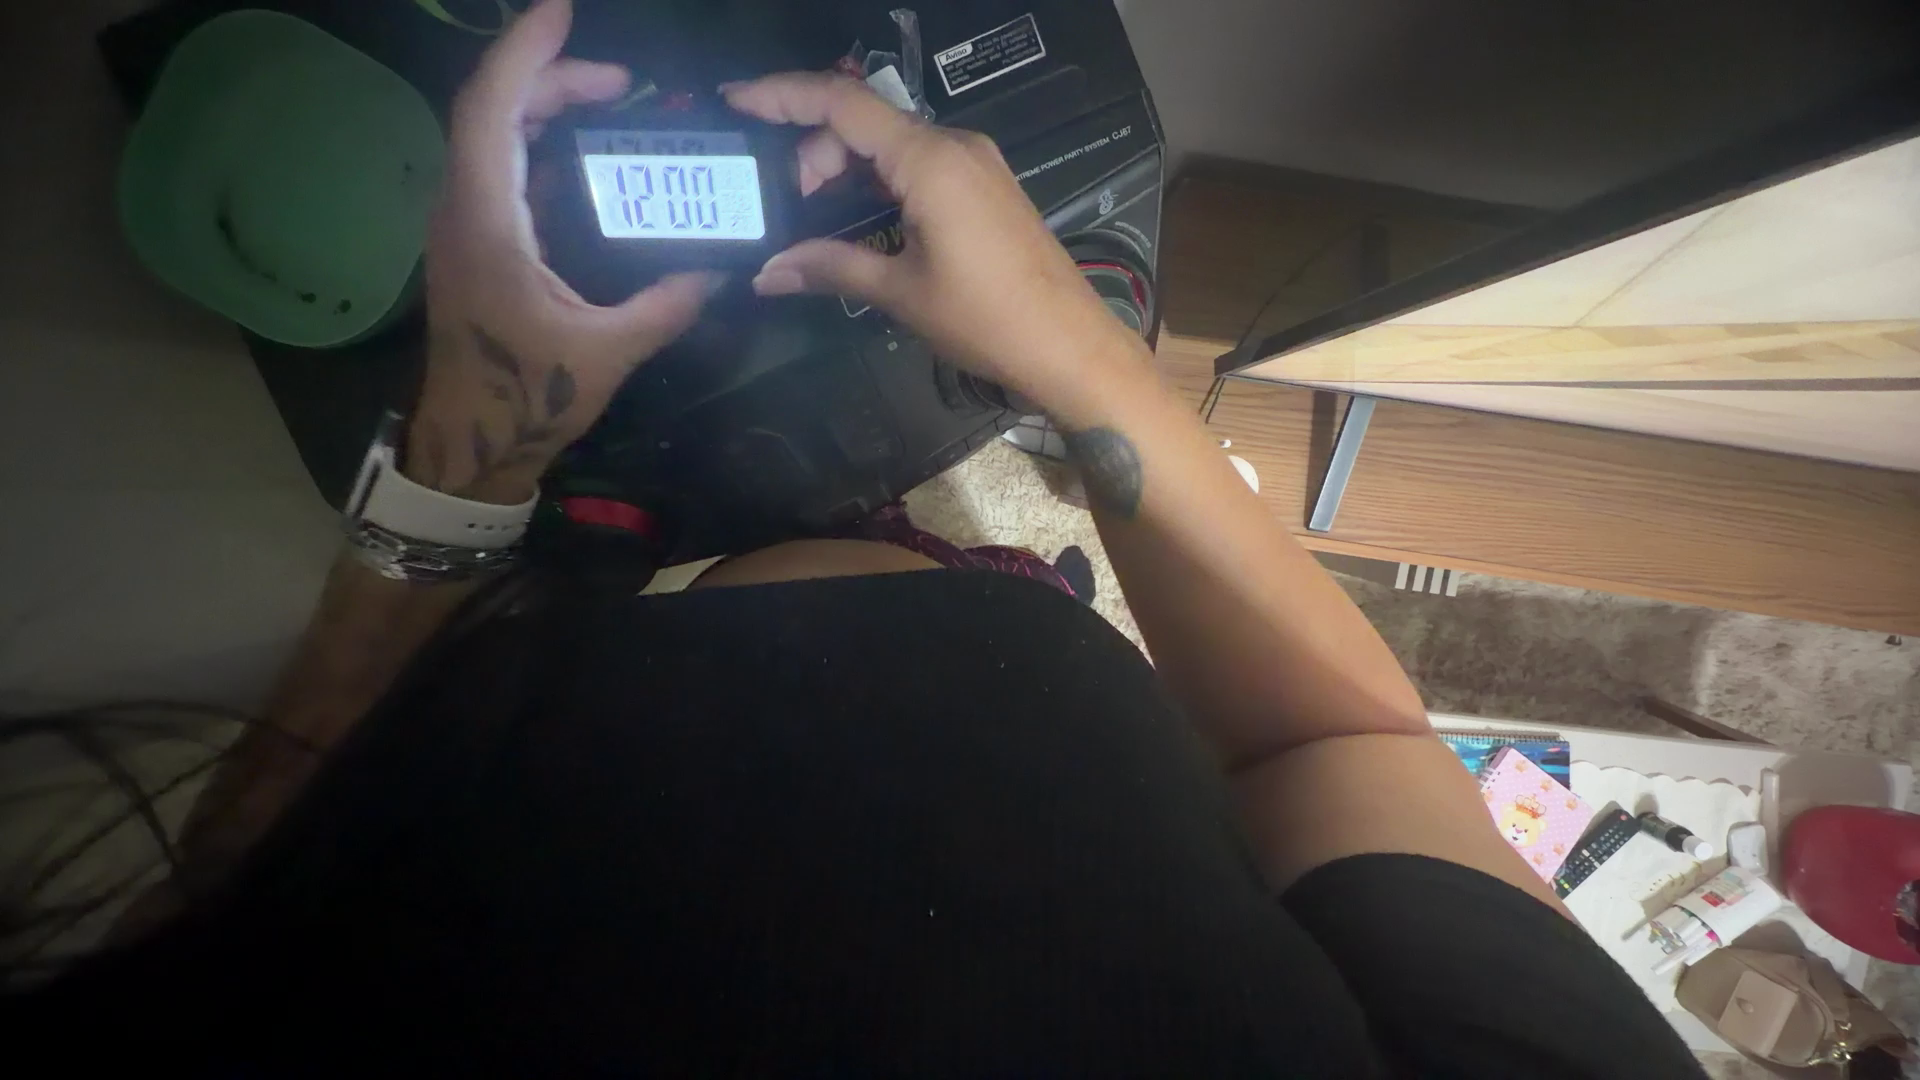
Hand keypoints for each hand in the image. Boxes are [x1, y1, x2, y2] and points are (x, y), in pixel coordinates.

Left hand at [409, 0, 719, 503]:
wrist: (477, 439)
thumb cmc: (534, 395)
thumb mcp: (612, 349)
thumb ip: (668, 303)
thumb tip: (718, 269)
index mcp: (489, 223)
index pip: (493, 110)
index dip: (527, 54)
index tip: (563, 11)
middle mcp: (466, 211)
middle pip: (495, 114)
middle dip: (553, 81)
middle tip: (623, 82)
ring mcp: (467, 229)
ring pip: (495, 144)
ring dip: (546, 115)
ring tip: (611, 111)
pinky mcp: (480, 249)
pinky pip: (507, 180)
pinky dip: (546, 158)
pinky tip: (592, 172)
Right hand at [722, 73, 1141, 409]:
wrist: (1069, 345)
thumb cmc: (987, 320)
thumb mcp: (903, 292)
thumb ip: (833, 268)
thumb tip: (767, 274)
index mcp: (930, 160)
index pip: (842, 102)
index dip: (782, 94)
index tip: (736, 102)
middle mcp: (956, 146)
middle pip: (867, 122)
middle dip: (817, 152)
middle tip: (794, 205)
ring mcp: (979, 165)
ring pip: (896, 144)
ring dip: (852, 168)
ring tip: (823, 212)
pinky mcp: (990, 189)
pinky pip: (925, 166)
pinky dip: (886, 181)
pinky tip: (869, 216)